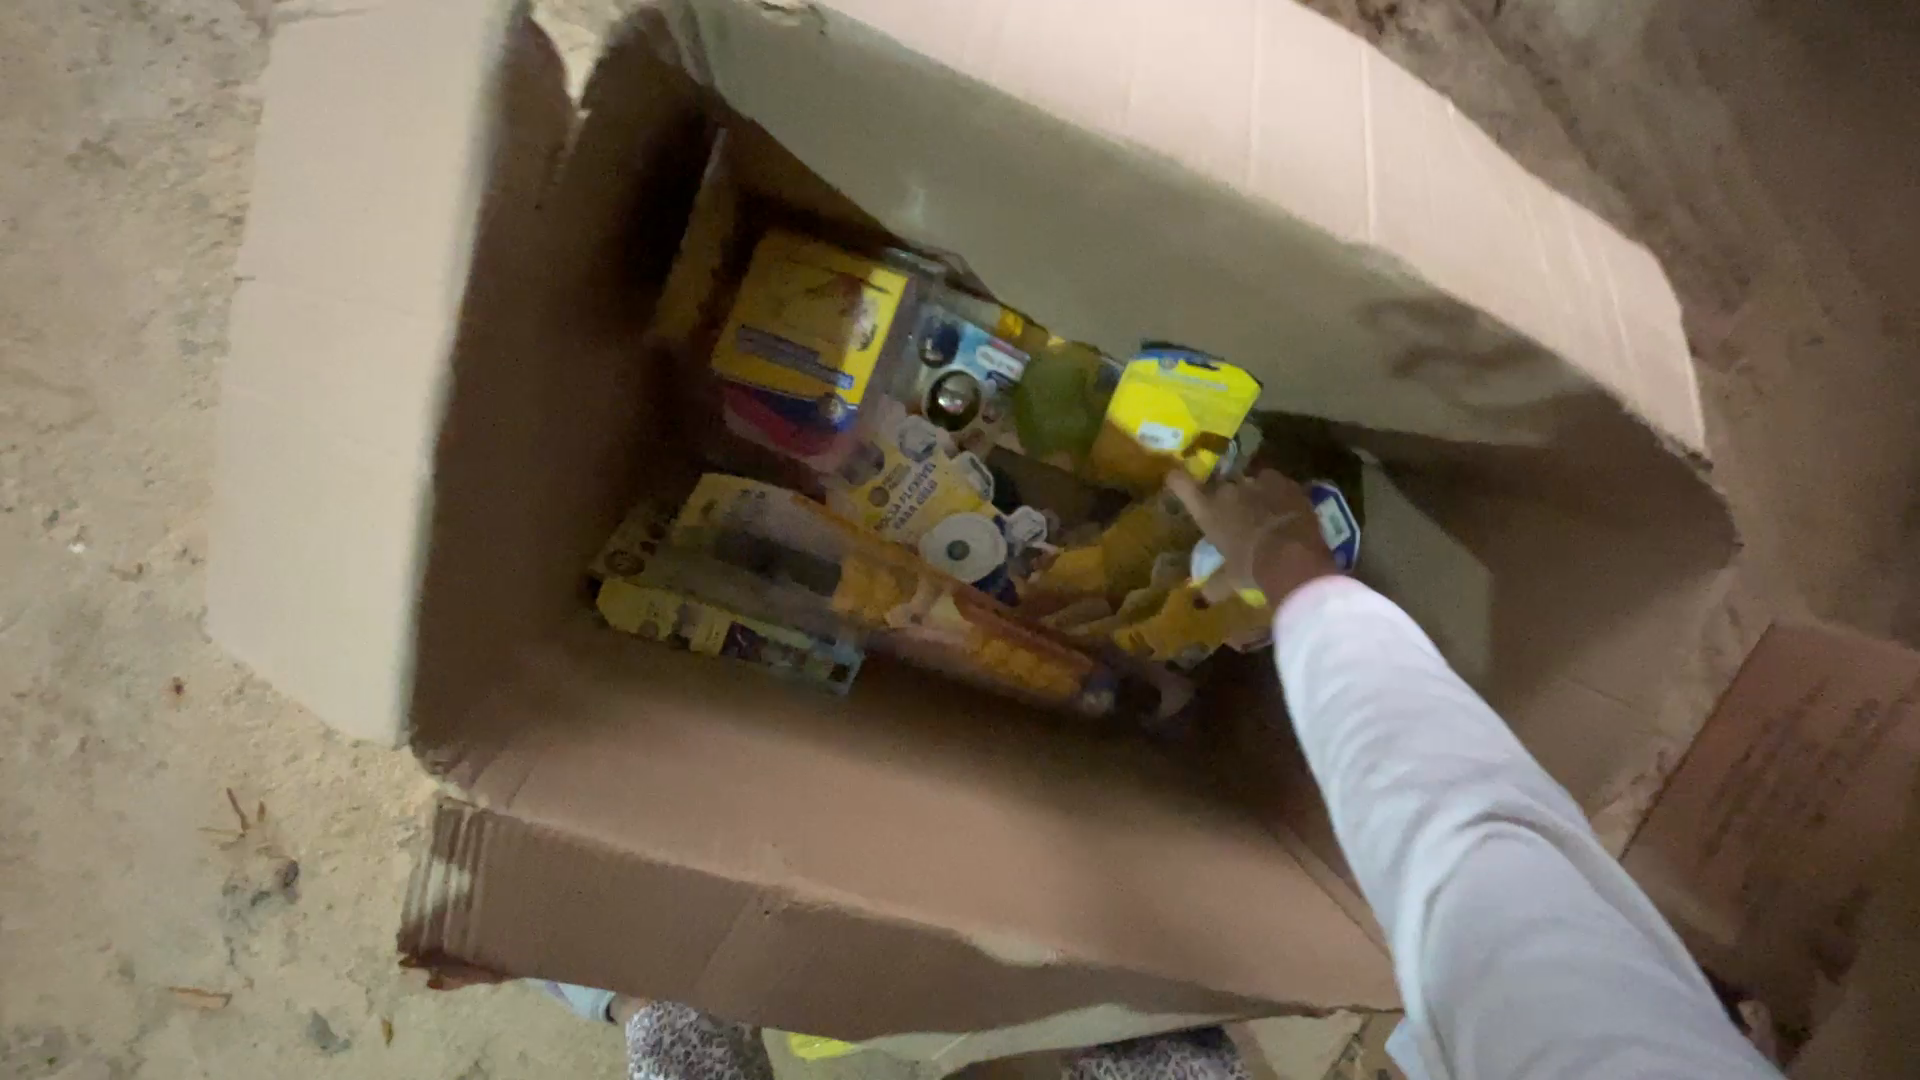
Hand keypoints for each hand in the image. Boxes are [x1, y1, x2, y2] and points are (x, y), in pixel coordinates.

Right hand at [1166, 469, 1338, 608]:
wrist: (1291, 555)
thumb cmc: (1251, 567)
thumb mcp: (1231, 579)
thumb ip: (1216, 585)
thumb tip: (1204, 598)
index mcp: (1208, 512)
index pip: (1181, 485)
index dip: (1178, 481)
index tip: (1176, 478)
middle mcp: (1227, 492)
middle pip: (1222, 486)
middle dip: (1229, 498)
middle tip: (1239, 516)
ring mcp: (1256, 484)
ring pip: (1250, 481)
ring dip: (1255, 493)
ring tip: (1265, 511)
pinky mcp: (1284, 482)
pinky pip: (1276, 482)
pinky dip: (1279, 493)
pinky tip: (1286, 507)